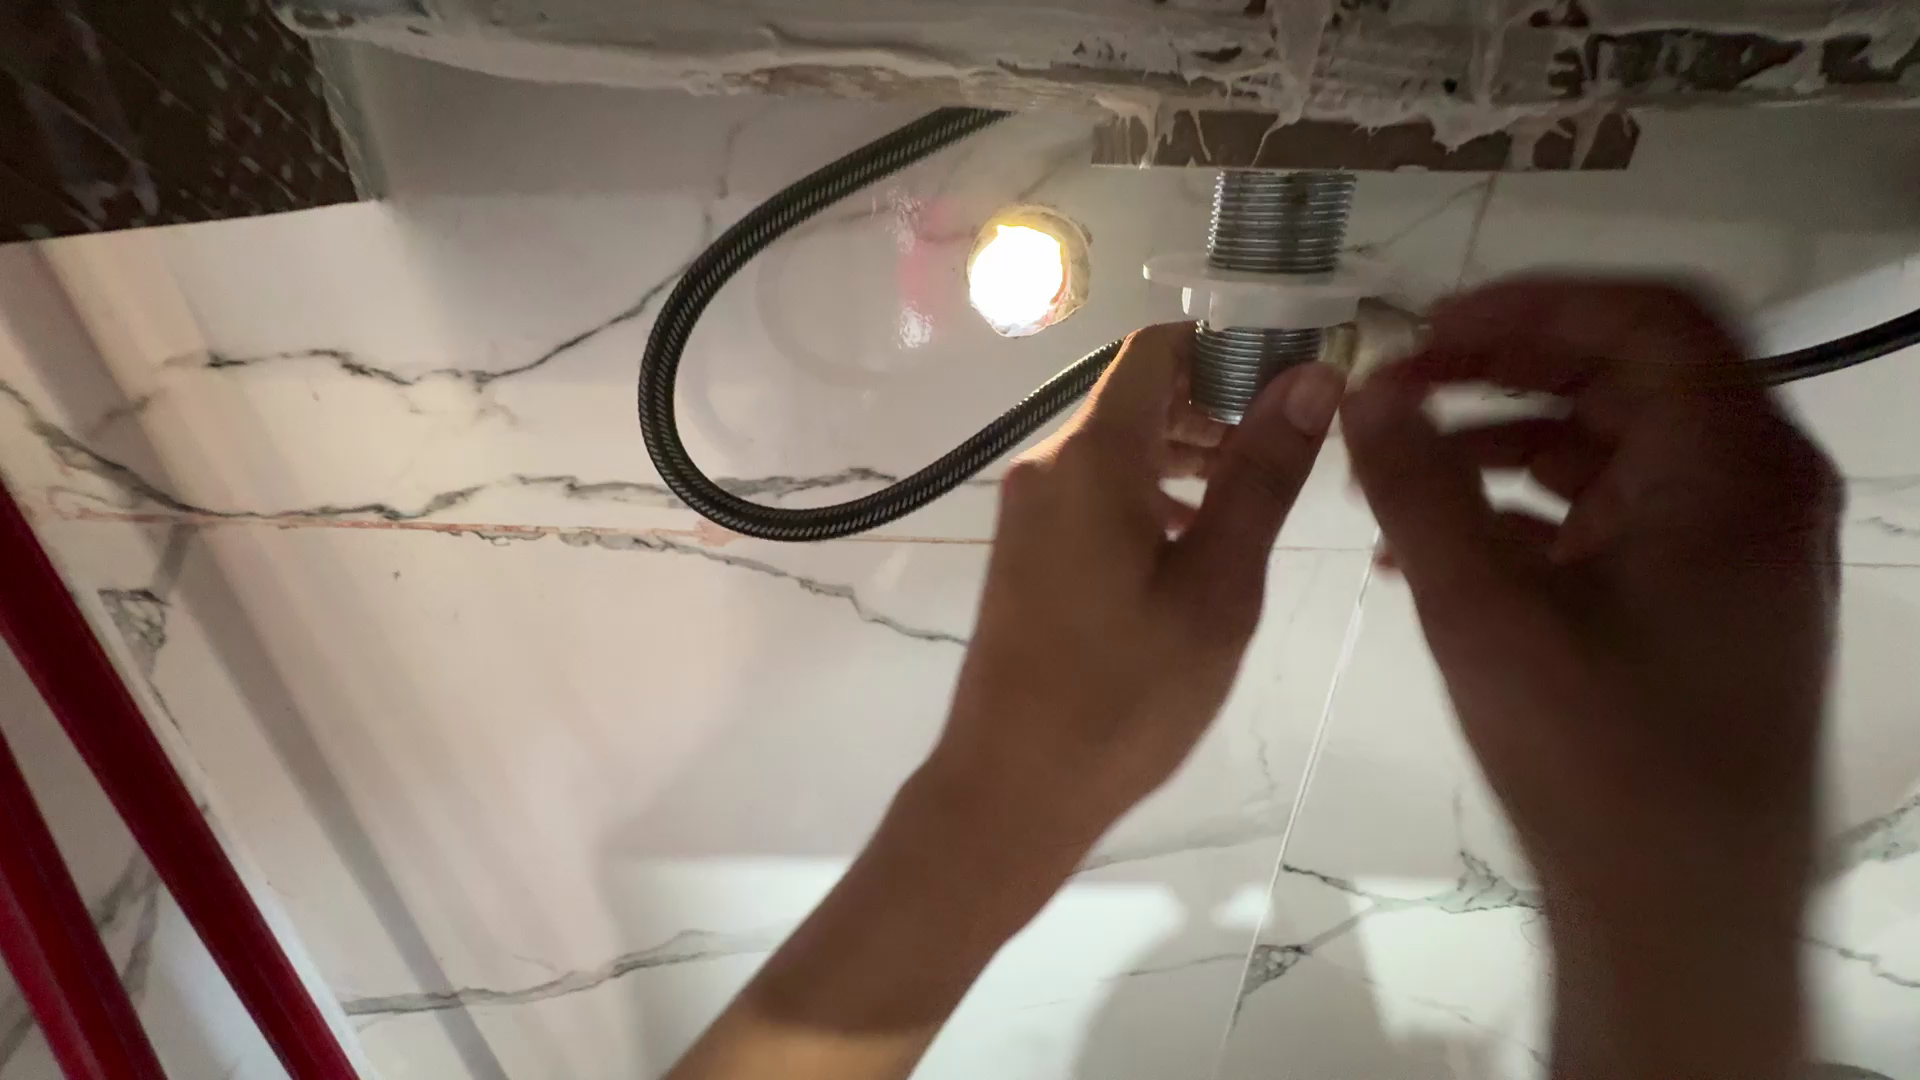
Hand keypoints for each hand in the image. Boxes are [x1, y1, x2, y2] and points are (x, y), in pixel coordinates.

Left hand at [926, 322, 1347, 859]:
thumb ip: (1259, 476)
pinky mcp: (1024, 547)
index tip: (1293, 377)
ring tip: (1249, 495)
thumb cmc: (1125, 695)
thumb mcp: (1215, 586)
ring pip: (1114, 447)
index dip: (1227, 347)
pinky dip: (1145, 493)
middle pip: (1136, 398)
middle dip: (1214, 405)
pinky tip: (1190, 538)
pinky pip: (1091, 491)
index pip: (1155, 352)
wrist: (1014, 781)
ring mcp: (1027, 509)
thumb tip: (1310, 380)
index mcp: (1088, 458)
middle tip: (1288, 448)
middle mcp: (1045, 466)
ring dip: (1183, 453)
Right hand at [1340, 278, 1841, 1078]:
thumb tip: (1361, 393)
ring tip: (1389, 470)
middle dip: (1493, 372)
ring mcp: (1708, 544)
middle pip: (1616, 378)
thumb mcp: (1480, 602)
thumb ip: (1415, 486)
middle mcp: (1738, 489)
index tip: (1421, 329)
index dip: (1529, 306)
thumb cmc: (1588, 745)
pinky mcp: (1672, 592)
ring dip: (1485, 443)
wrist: (1667, 896)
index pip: (1645, 323)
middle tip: (1393, 390)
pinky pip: (1582, 514)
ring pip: (1592, 448)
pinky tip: (1418, 546)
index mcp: (1725, 469)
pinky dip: (1502, 507)